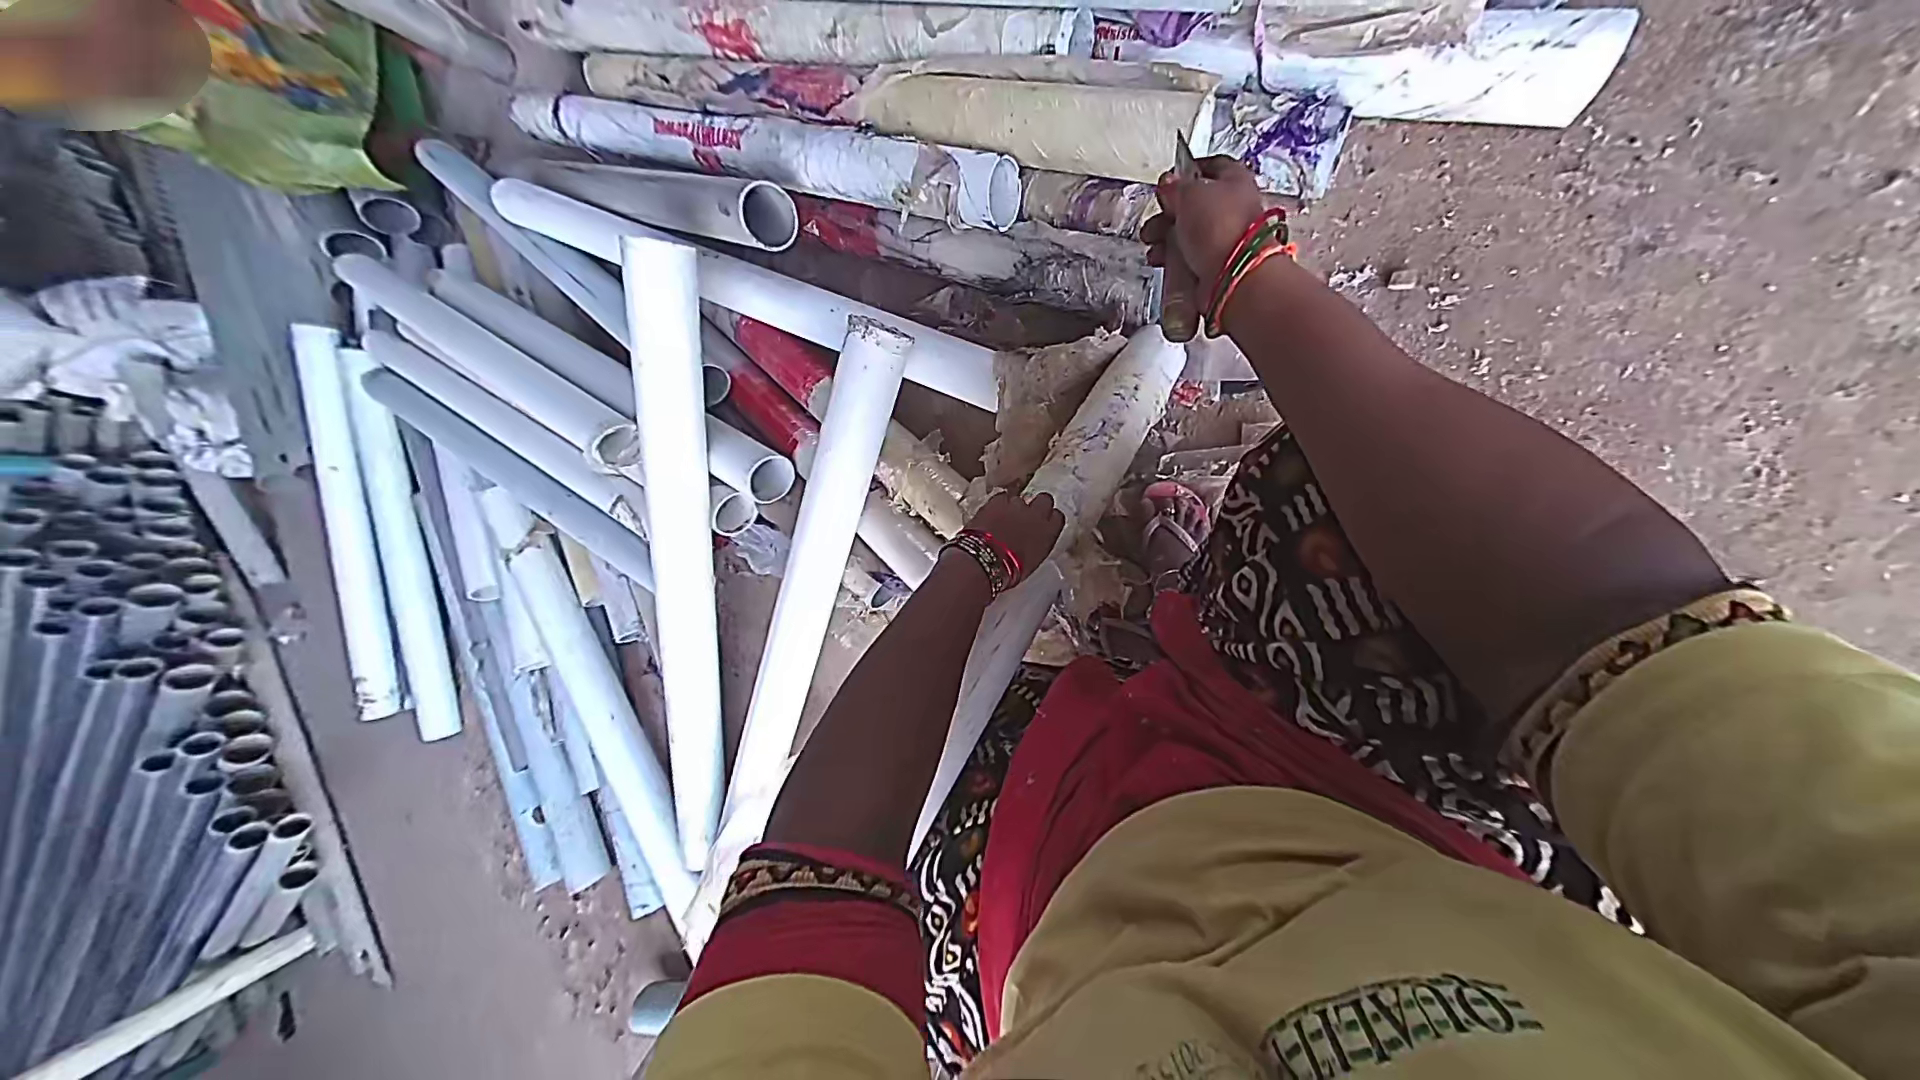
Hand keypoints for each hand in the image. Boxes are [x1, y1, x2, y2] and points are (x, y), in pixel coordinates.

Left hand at [962, 491, 1065, 585]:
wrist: (987, 560)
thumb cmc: (1010, 569)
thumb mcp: (1034, 560)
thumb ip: (1038, 544)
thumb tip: (1032, 541)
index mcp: (1049, 532)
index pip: (1057, 517)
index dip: (1049, 519)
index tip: (1042, 523)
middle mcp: (1037, 514)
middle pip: (1044, 499)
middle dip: (1036, 505)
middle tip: (1025, 516)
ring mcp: (1017, 505)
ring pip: (1020, 499)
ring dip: (1013, 506)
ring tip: (1003, 519)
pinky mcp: (998, 500)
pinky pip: (1001, 497)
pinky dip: (997, 504)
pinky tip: (991, 515)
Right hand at [1143, 156, 1267, 305]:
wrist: (1232, 274)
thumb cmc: (1219, 226)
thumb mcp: (1191, 193)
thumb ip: (1176, 186)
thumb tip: (1168, 184)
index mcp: (1234, 180)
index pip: (1210, 167)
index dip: (1187, 172)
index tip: (1168, 180)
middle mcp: (1231, 209)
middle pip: (1194, 204)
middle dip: (1168, 211)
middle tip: (1155, 216)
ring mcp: (1222, 239)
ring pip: (1186, 232)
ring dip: (1164, 236)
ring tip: (1151, 241)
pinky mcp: (1212, 265)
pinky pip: (1186, 256)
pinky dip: (1170, 257)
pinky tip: (1159, 258)